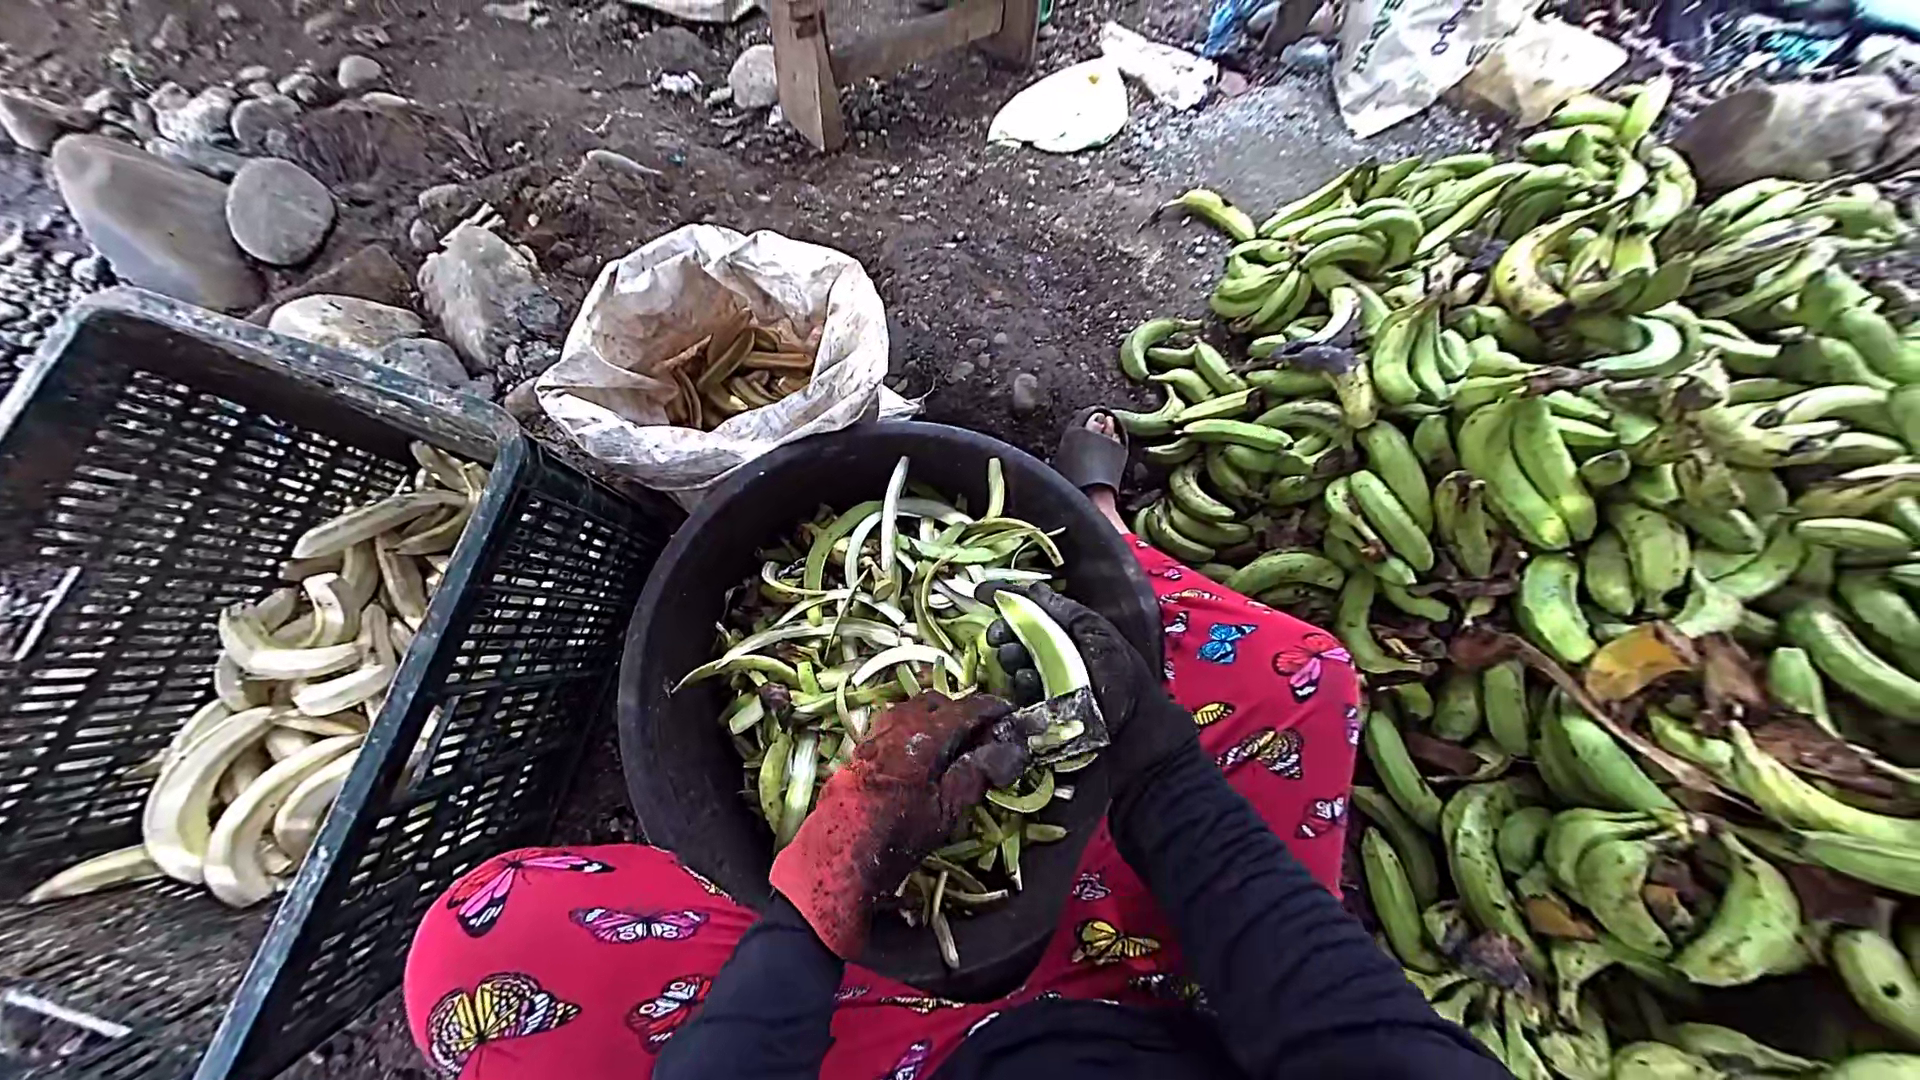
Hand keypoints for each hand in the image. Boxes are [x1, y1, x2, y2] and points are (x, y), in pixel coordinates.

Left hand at [769, 692, 1036, 959]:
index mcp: (923, 734)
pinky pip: (898, 722)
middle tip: (984, 735)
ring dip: (940, 718)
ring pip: (916, 709)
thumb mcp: (945, 811)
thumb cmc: (895, 837)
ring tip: (956, 746)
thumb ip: (977, 773)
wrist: (835, 858)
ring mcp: (877, 730)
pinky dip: (919, 728)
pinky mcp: (864, 744)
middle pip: (940, 702)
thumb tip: (1009, 750)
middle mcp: (898, 721)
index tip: (1010, 715)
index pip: (966, 708)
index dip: (992, 709)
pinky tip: (925, 756)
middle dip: (965, 712)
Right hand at [1001, 583, 1196, 796]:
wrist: (1134, 732)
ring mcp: (1039, 684)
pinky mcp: (1033, 713)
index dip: (1003, 598)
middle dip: (1002, 630)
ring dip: (1010, 658)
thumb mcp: (1095, 632)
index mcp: (1063, 632)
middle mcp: (1048, 655)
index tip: (980, 593)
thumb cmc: (1120, 677)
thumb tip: (1027, 589)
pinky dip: (1016, 686)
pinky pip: (1014, 695)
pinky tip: (1028, 687)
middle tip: (997, 635)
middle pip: (1012, 635)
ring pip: (1010, 664)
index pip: (1027, 609)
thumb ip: (1062, 609)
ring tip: (1018, 663)